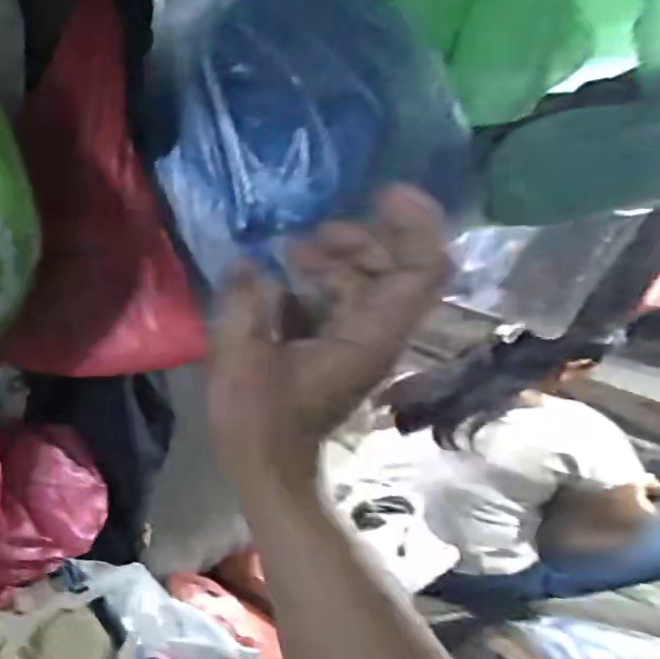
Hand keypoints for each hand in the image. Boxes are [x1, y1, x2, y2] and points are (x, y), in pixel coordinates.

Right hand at [208, 185, 450, 486]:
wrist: (266, 465)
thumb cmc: (257, 416)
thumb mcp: (241, 355)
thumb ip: (246, 303)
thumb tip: (248, 264)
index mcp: (367, 336)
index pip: (418, 270)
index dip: (412, 225)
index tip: (380, 193)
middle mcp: (374, 335)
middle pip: (391, 271)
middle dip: (356, 240)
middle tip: (305, 231)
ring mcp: (353, 344)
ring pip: (362, 285)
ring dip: (331, 260)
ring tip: (285, 248)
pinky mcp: (329, 351)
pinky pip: (335, 303)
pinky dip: (312, 282)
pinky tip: (275, 278)